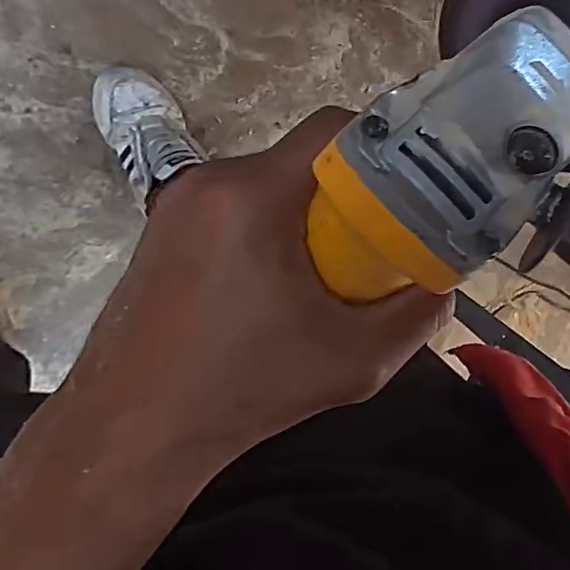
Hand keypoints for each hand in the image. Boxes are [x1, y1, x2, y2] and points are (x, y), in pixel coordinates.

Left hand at [58, 106, 453, 467]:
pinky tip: (288, 273)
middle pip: (310, 153)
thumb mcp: (357, 360)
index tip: (415, 178)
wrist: (122, 441)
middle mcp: (213, 182)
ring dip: (317, 202)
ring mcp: (182, 201)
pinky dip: (280, 217)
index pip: (336, 128)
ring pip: (279, 176)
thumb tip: (447, 281)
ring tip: (341, 255)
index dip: (386, 141)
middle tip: (386, 228)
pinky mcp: (168, 224)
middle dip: (356, 182)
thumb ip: (419, 314)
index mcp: (255, 197)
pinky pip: (246, 198)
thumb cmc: (243, 392)